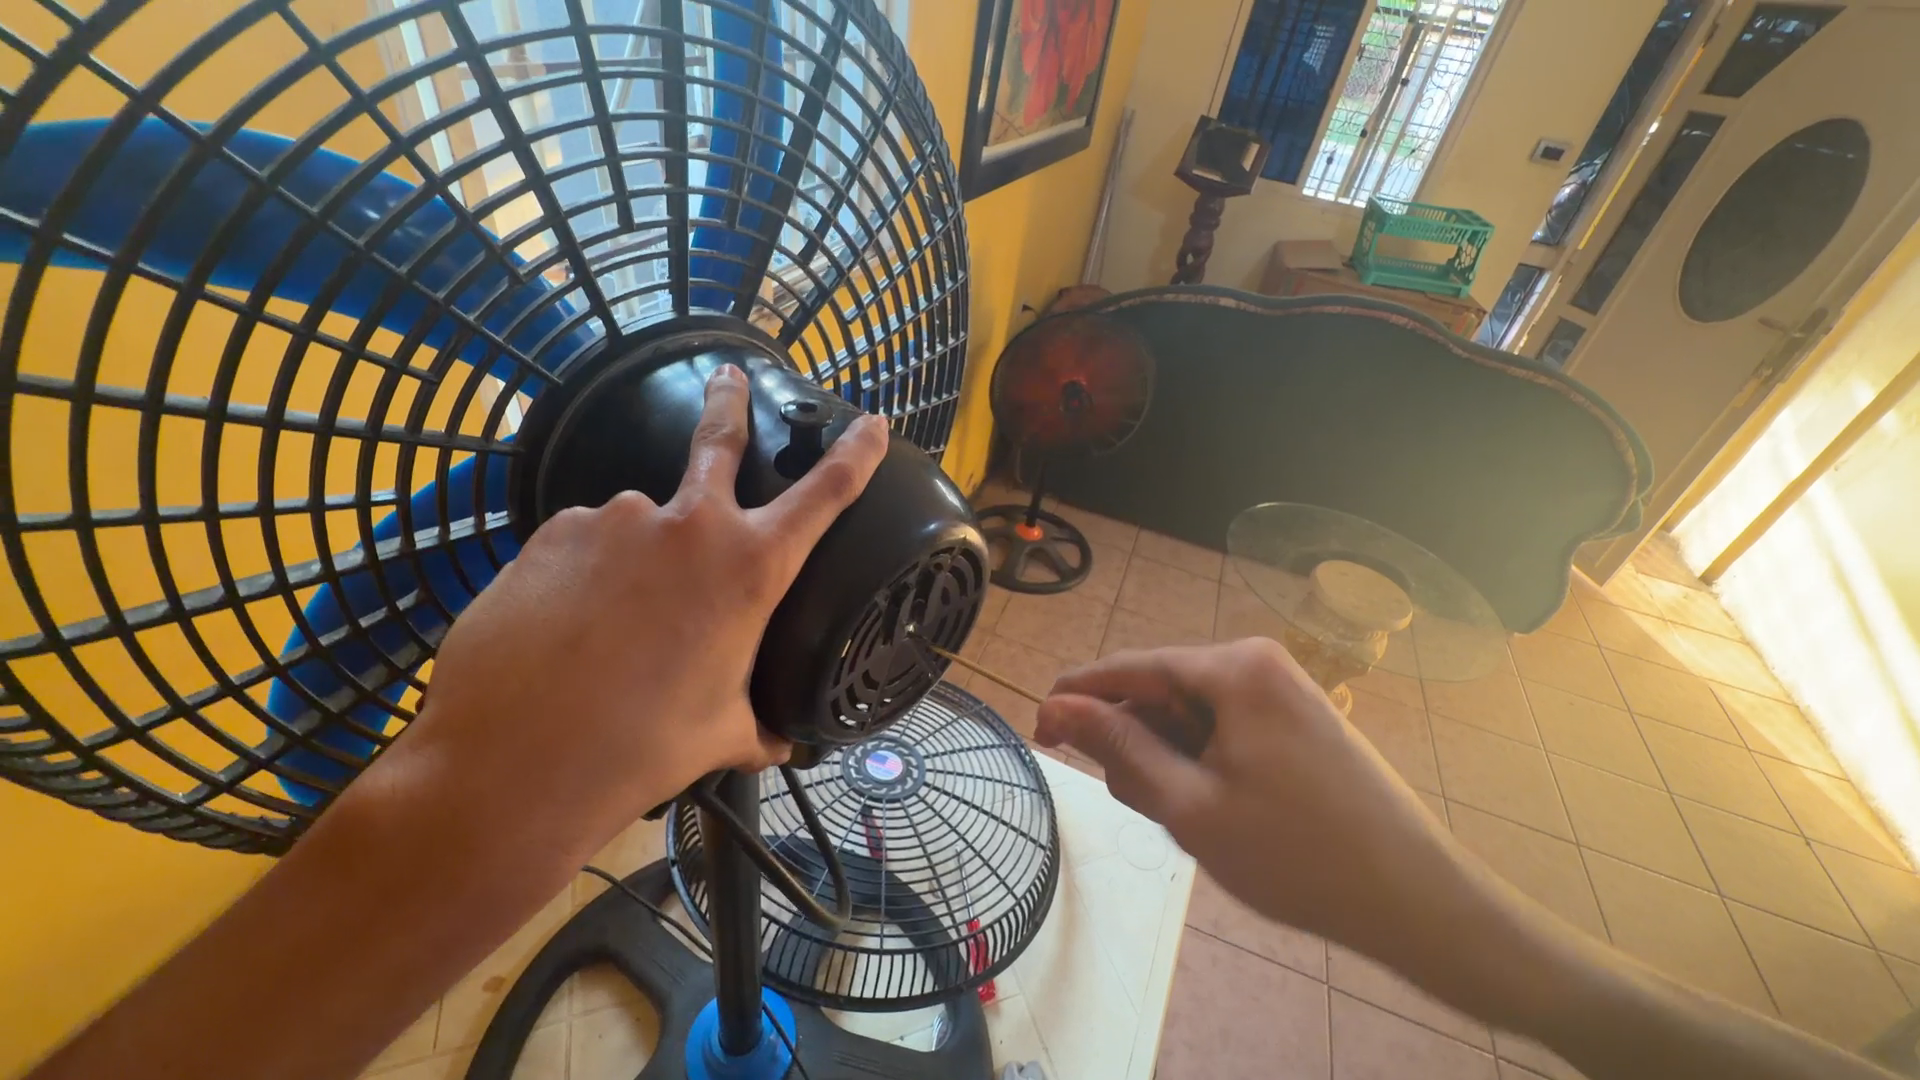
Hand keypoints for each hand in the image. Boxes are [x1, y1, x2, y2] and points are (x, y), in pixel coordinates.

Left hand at [374, 364, 889, 870]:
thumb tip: (781, 744)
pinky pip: (589, 546)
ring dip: (642, 558)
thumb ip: (760, 727)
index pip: (824, 494)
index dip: (855, 454)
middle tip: (730, 377)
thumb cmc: (641, 746)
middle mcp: (687, 526)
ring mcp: (614, 521)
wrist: (514, 760)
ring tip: (614, 627)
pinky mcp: (553, 534)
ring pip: (642, 527)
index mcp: (748, 568)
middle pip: (719, 440)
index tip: (872, 424)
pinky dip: (593, 575)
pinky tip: (571, 626)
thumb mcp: (722, 735)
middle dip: (730, 403)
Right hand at [1034, 640, 1501, 979]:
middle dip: (1137, 746)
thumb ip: (1118, 746)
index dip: (1078, 697)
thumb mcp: (1188, 804)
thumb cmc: (1294, 853)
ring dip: (1170, 764)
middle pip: (1159, 693)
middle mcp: (1256, 663)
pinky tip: (1216, 812)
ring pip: (1188, 718)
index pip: (1130, 667)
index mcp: (1233, 668)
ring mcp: (1280, 691)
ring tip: (1189, 821)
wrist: (1415, 899)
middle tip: (1147, 809)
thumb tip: (1057, 705)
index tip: (1038, 731)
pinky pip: (1221, 731)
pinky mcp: (1293, 720)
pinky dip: (1201, 766)